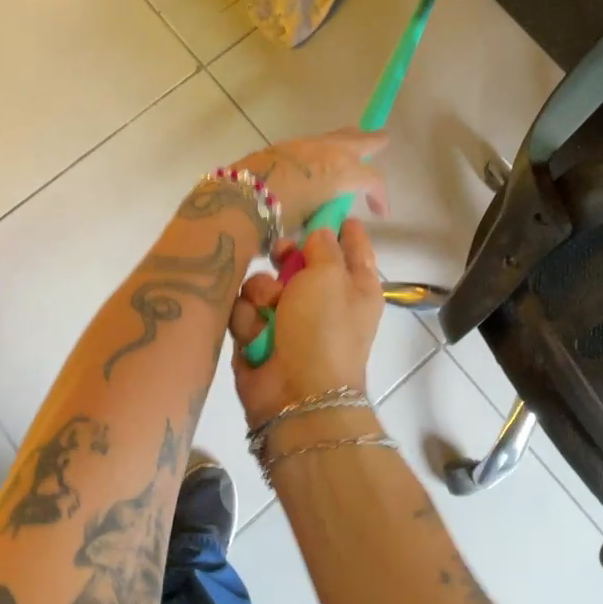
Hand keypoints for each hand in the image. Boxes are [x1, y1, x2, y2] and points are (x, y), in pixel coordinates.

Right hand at [228, 221, 385, 429]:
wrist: (296, 396)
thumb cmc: (323, 330)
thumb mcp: (330, 276)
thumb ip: (322, 245)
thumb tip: (318, 234)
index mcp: (356, 286)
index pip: (353, 244)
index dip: (339, 224)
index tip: (321, 207)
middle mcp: (326, 300)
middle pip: (300, 260)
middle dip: (285, 257)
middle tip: (279, 255)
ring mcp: (291, 321)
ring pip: (264, 284)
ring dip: (262, 293)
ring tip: (267, 310)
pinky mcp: (260, 338)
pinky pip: (245, 311)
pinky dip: (248, 321)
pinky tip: (253, 333)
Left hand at [230, 128, 389, 230]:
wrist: (237, 200)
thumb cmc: (280, 217)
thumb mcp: (312, 222)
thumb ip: (326, 212)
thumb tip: (327, 212)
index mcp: (342, 171)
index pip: (373, 178)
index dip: (381, 195)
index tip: (380, 213)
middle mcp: (328, 151)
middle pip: (360, 139)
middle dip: (373, 142)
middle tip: (382, 143)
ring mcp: (305, 143)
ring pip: (335, 136)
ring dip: (345, 144)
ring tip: (350, 152)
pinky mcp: (284, 144)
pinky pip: (314, 143)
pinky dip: (322, 149)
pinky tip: (317, 163)